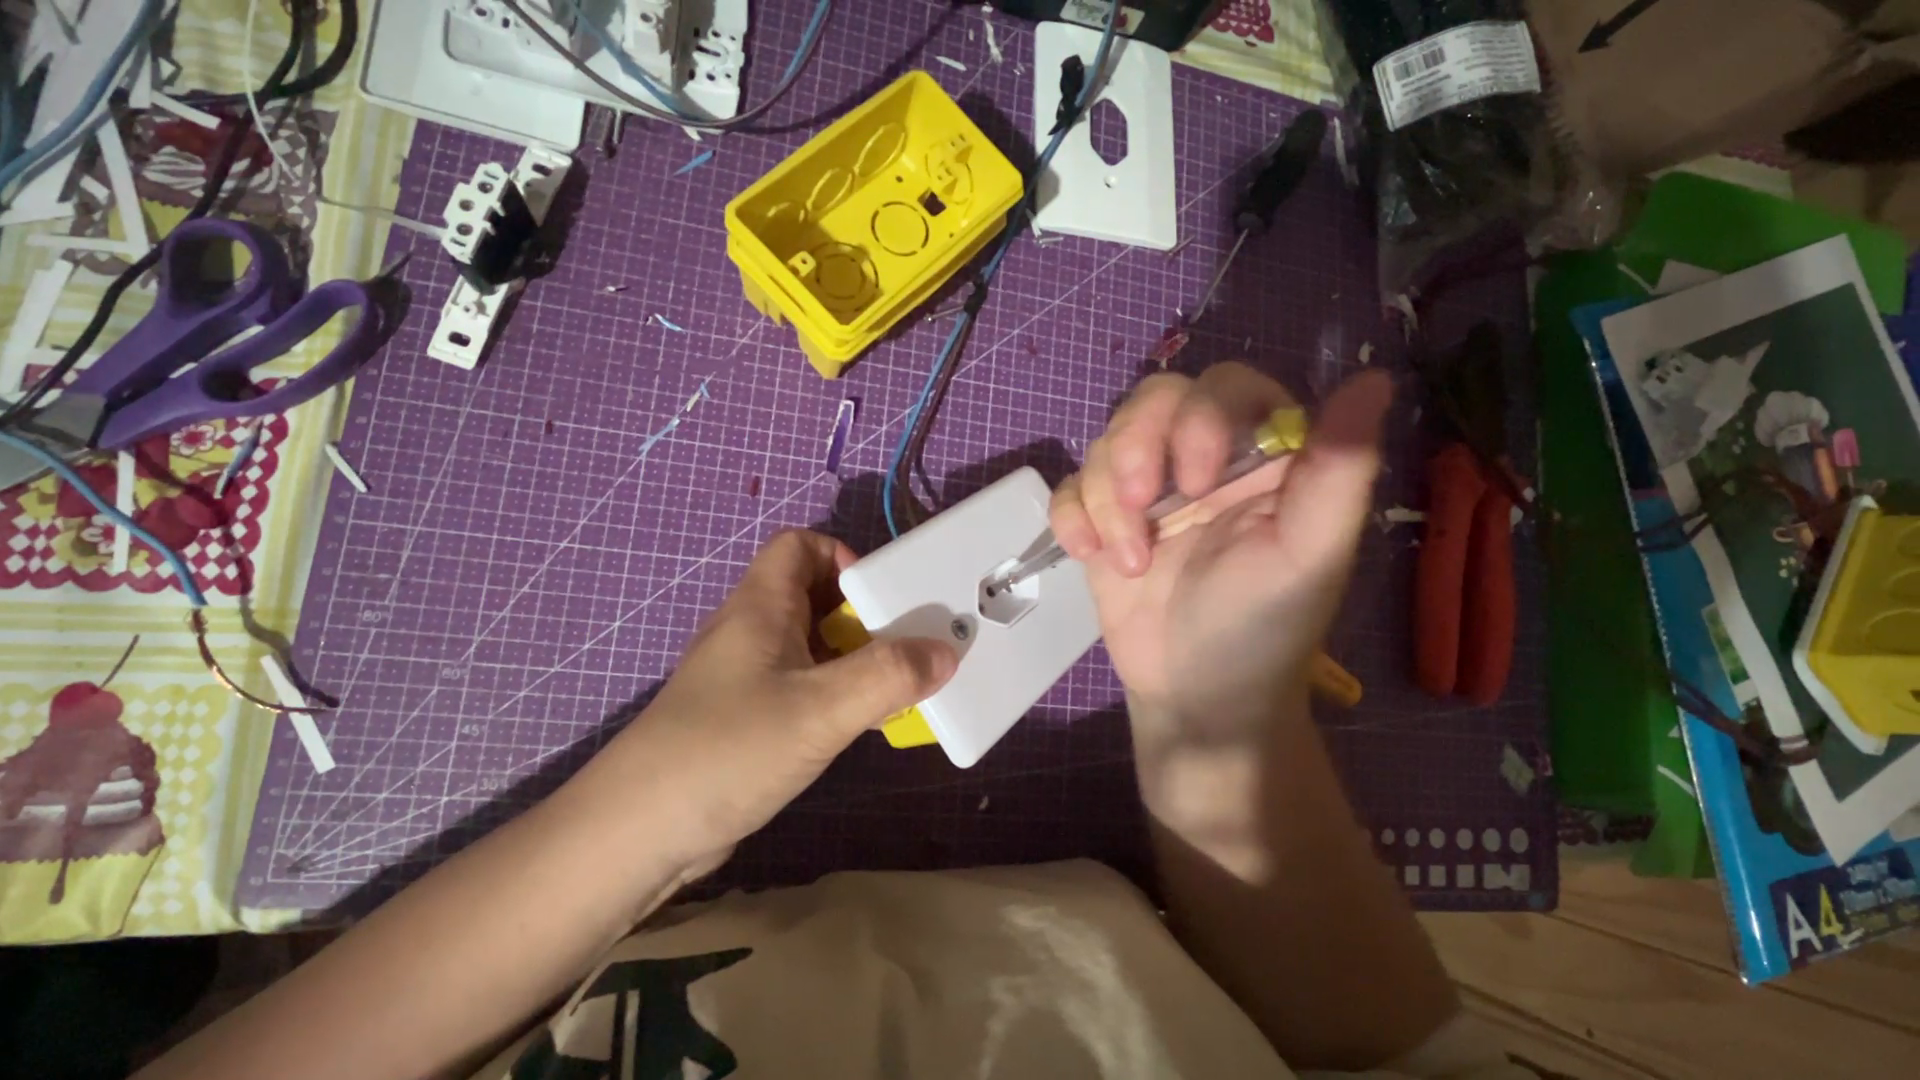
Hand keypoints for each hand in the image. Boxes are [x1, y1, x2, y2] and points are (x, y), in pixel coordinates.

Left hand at [593, 530, 956, 873]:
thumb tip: (946, 651)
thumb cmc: (730, 750)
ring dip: (853, 660)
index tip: (883, 599)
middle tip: (908, 645)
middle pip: (811, 596)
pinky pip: (799, 689)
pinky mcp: (743, 721)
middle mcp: (749, 633)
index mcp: (760, 607)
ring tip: (897, 688)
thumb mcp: (821, 709)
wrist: (640, 832)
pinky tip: (858, 726)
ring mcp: (743, 679)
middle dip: (863, 615)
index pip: (798, 546)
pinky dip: (834, 697)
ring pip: (809, 648)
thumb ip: (889, 677)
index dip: (843, 557)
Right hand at [1050, 363, 1391, 744]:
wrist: (1194, 696)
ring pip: (1107, 442)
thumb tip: (1374, 379)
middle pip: (1155, 400)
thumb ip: (1340, 470)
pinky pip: (1070, 486)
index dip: (1202, 417)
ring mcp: (1149, 490)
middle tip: (1140, 505)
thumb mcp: (1310, 554)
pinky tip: (1090, 555)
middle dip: (1136, 446)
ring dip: (1105, 498)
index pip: (1227, 387)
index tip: (1199, 483)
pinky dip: (1070, 516)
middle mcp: (1203, 461)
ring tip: (1129, 561)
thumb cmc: (1264, 627)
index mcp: (1262, 458)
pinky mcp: (1103, 520)